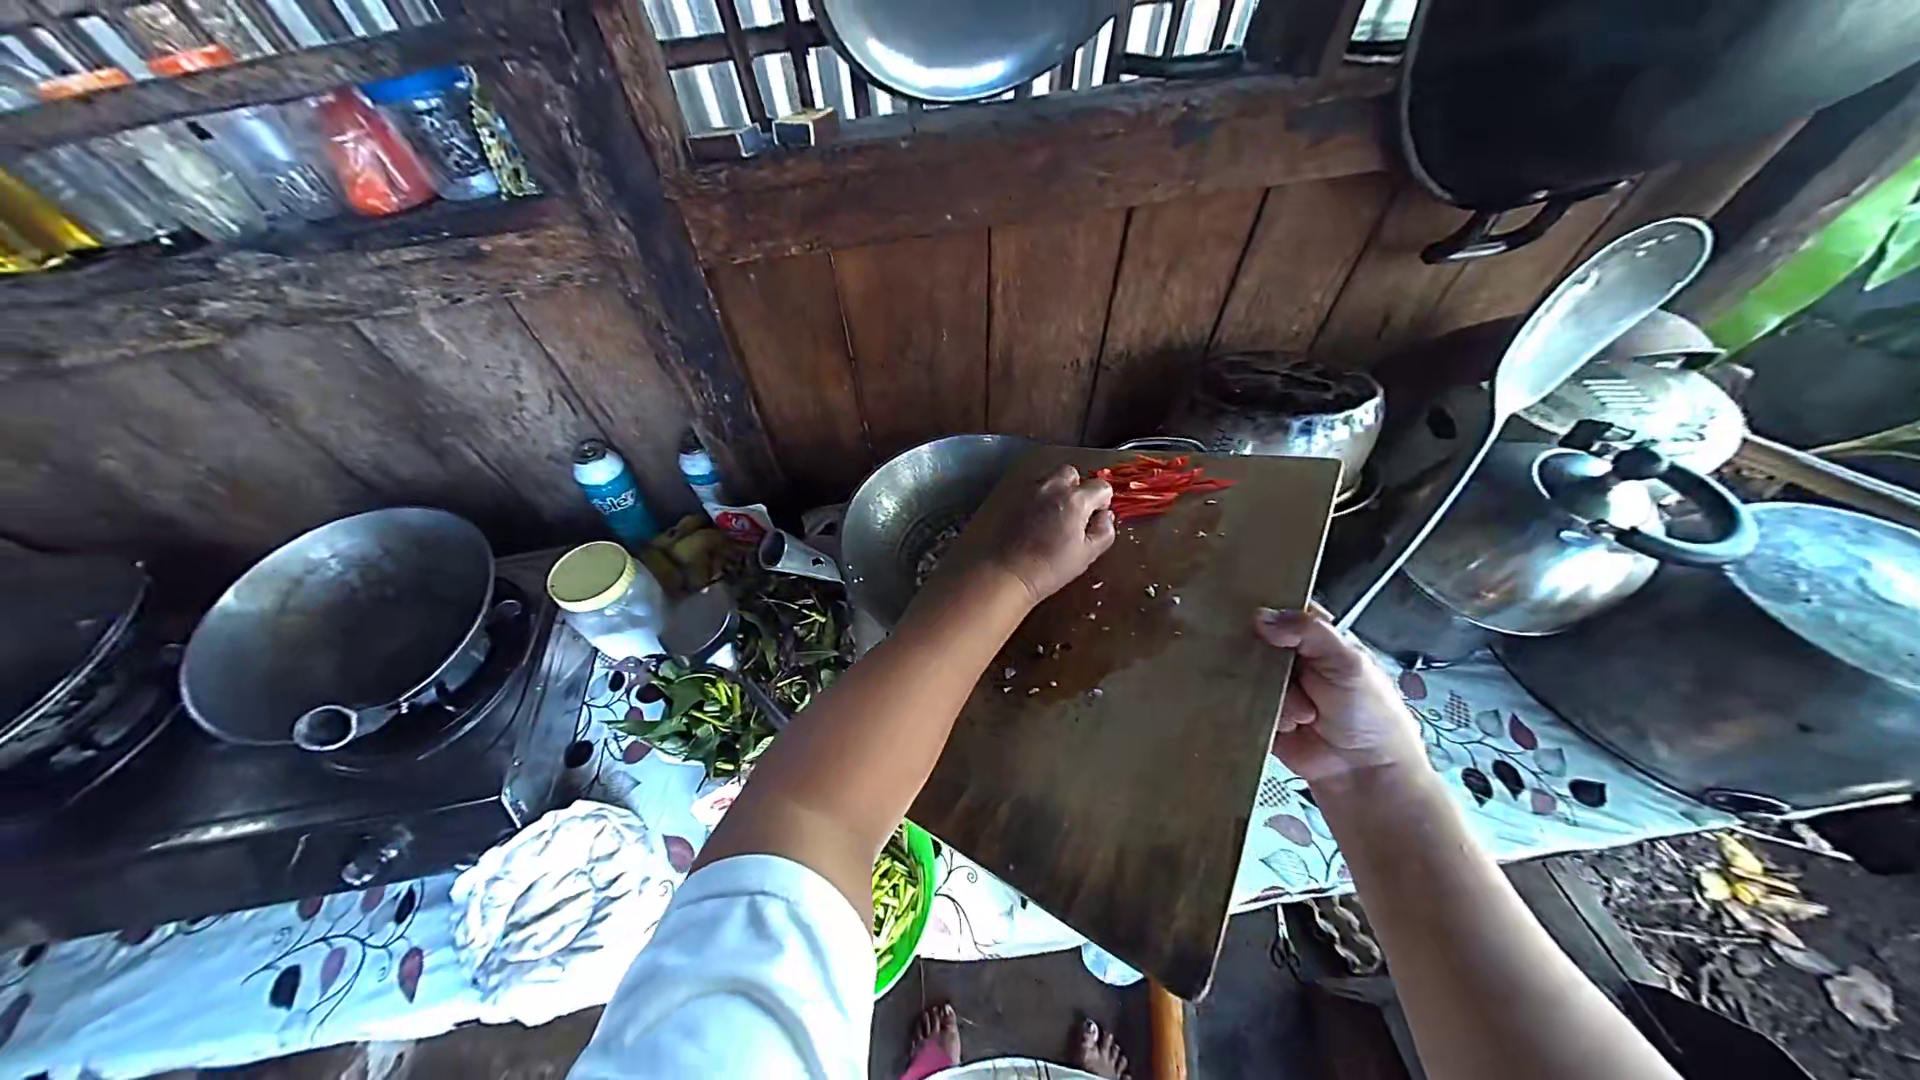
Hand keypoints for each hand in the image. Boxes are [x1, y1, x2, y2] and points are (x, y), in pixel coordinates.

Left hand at [985, 465, 1115, 603]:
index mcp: (1076, 500)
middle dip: (1079, 488)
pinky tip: (1040, 520)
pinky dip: (1041, 498)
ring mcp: (1031, 491)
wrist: (1010, 573)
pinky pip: (1034, 489)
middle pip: (1072, 473)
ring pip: (1051, 478)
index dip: (1103, 501)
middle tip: (1077, 512)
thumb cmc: (1052, 567)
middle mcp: (1053, 488)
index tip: (1096, 518)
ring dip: (1059, 490)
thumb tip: (1105, 516)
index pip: (1101, 486)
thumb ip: (1104, 530)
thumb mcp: (1088, 553)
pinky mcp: (1015, 500)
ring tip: (1058, 516)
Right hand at [1254, 605, 1425, 786]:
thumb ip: (1310, 632)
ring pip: (1249, 672)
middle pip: (1258, 641)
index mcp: (1318, 639)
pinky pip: (1243, 701)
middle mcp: (1294, 660)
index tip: (1247, 609)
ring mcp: (1277, 687)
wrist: (1363, 774)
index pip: (1286, 612)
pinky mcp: (1262, 713)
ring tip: (1303, 715)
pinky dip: (1259, 711)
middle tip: (1276, 669)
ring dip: (1274, 694)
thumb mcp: (1348, 663)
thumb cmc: (1369, 714)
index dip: (1268, 608)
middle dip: (1260, 654)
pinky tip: (1284, 725)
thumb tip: (1261, 616)